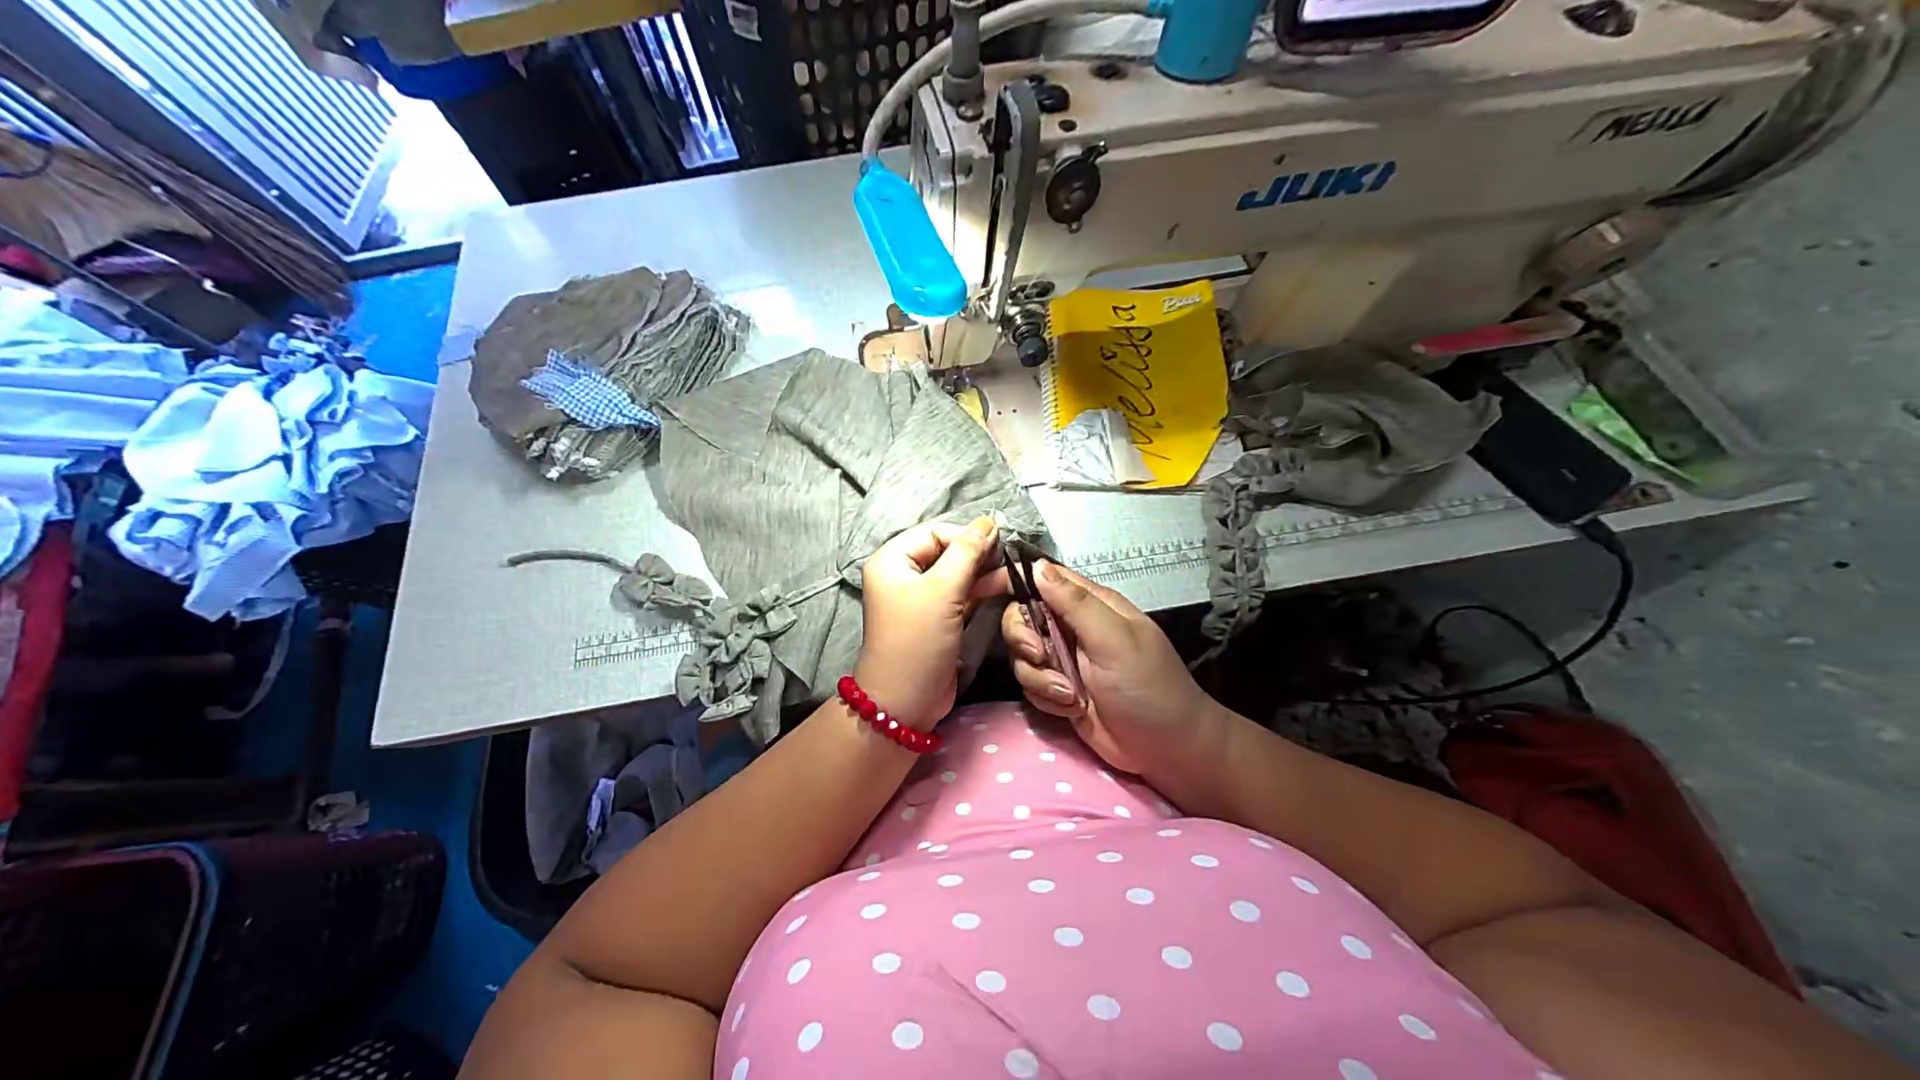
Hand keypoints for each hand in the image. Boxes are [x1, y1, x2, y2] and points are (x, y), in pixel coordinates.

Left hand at [855, 516, 1000, 729]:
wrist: (905, 702)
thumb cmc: (917, 640)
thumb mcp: (943, 591)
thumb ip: (967, 553)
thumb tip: (989, 522)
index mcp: (892, 561)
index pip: (934, 532)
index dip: (965, 536)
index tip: (997, 544)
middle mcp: (904, 575)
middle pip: (947, 550)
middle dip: (978, 553)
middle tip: (1010, 556)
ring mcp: (922, 598)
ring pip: (958, 573)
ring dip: (985, 572)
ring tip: (1016, 571)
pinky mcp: (939, 618)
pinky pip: (962, 594)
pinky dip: (982, 589)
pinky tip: (1007, 585)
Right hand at [1000, 562, 1225, 776]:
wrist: (1167, 749)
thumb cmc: (1148, 687)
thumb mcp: (1114, 639)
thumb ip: (1075, 603)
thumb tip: (1038, 567)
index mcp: (1091, 605)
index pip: (1043, 578)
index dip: (1009, 579)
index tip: (980, 590)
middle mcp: (1074, 628)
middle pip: (1022, 618)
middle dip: (1023, 640)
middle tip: (1041, 657)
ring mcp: (1066, 660)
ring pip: (1023, 657)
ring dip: (1040, 678)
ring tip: (1071, 695)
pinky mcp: (1060, 691)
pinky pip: (1031, 686)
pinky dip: (1046, 698)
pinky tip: (1072, 709)